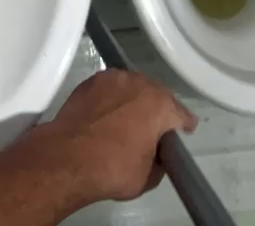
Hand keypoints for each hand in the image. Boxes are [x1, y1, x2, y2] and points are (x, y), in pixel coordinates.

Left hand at [22, 68, 198, 206]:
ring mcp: (113, 78)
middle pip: (156, 94)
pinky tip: (108, 113)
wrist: (69, 157)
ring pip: (132, 86)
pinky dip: (113, 98)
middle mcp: (139, 82)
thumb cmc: (114, 167)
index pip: (180, 113)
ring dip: (134, 100)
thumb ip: (160, 159)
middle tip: (155, 128)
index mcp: (159, 105)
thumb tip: (156, 153)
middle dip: (158, 109)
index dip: (184, 124)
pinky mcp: (91, 80)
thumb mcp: (149, 176)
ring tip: (130, 119)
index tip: (185, 130)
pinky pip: (111, 87)